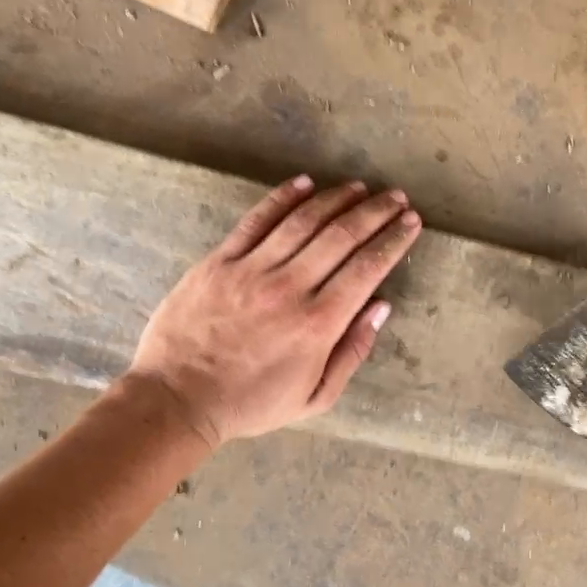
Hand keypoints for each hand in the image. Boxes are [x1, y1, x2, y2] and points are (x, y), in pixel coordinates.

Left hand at [127, 177, 422, 446]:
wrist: (175, 401)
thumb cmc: (251, 404)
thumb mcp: (315, 397)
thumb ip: (352, 352)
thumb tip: (381, 307)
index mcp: (318, 323)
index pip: (367, 268)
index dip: (394, 240)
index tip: (411, 222)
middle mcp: (290, 288)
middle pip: (342, 236)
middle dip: (375, 212)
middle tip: (396, 198)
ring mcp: (251, 270)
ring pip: (304, 221)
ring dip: (337, 199)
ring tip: (360, 187)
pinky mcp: (219, 261)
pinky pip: (256, 220)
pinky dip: (283, 198)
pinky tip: (305, 183)